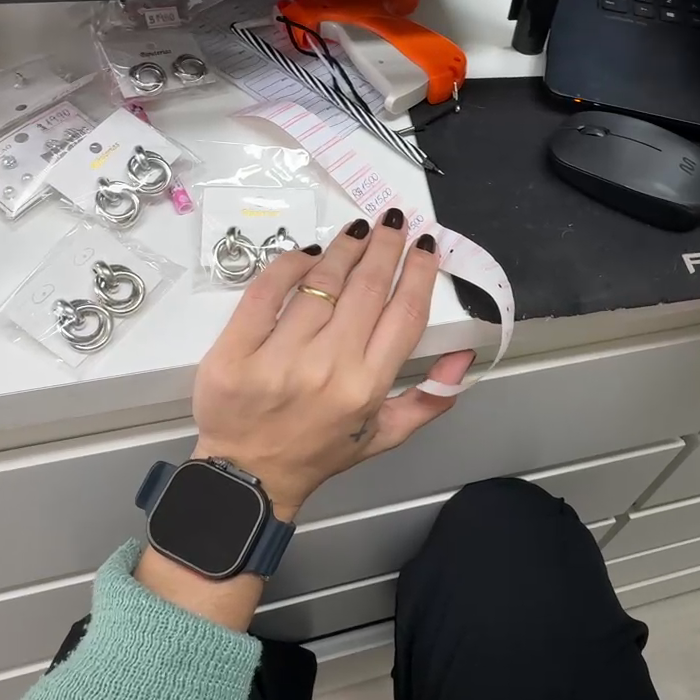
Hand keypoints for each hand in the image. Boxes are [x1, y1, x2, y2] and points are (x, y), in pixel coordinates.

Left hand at [190, 210, 474, 521]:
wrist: (247, 478)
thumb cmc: (319, 451)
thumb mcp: (384, 435)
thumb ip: (430, 398)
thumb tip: (464, 356)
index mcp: (367, 386)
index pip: (404, 313)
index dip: (419, 272)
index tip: (425, 245)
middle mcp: (328, 367)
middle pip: (367, 287)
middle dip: (385, 245)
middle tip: (393, 221)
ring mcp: (279, 357)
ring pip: (322, 282)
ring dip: (344, 247)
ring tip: (357, 230)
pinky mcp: (236, 350)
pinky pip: (267, 290)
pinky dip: (290, 263)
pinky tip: (308, 252)